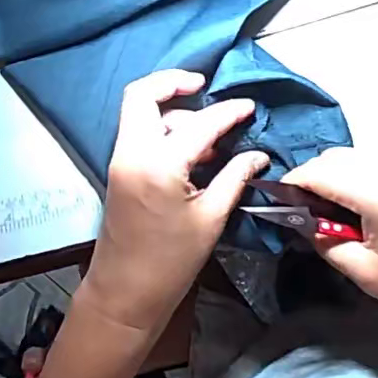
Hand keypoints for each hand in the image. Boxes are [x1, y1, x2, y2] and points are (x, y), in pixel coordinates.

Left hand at [83, 70, 269, 335]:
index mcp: (158, 165)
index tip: (249, 107)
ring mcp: (120, 160)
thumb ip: (234, 177)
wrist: (124, 295)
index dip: (229, 112)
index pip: (199, 123)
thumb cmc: (170, 263)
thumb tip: (257, 155)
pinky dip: (163, 128)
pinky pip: (139, 133)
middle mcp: (132, 152)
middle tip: (204, 85)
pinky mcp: (119, 170)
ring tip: (209, 131)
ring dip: (172, 110)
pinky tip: (193, 148)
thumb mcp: (211, 219)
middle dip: (173, 82)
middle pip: (143, 94)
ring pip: (140, 112)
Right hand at [281, 148, 377, 339]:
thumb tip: (306, 224)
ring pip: (361, 158)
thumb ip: (327, 243)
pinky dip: (369, 178)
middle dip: (317, 180)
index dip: (293, 186)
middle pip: (337, 158)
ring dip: (343, 178)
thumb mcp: (370, 275)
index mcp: (377, 188)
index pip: (317, 171)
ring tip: (348, 216)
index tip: (284, 205)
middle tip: (315, 216)